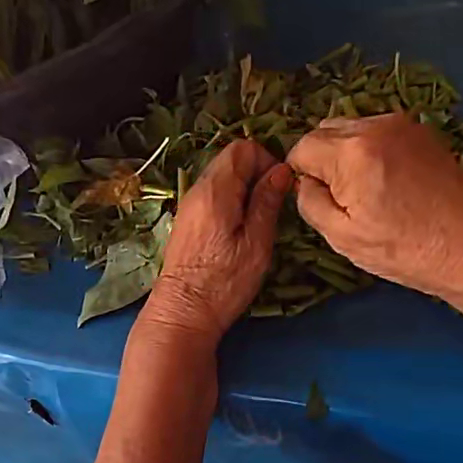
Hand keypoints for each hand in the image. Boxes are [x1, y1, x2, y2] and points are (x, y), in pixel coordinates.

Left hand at [140, 140, 293, 345]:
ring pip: (220, 180)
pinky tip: (238, 231)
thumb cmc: (223, 283)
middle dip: (256, 174)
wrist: (181, 315)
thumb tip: (281, 171)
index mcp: (215, 190)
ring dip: (243, 191)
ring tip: (258, 221)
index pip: (242, 148)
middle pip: (229, 161)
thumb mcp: (256, 243)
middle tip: (272, 205)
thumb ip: (268, 202)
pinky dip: (229, 204)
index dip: (267, 159)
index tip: (280, 187)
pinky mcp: (185, 224)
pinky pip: (211, 199)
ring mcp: (187, 207)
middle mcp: (196, 192)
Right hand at [288, 114, 462, 301]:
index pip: (300, 148)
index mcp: (351, 150)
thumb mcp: (342, 236)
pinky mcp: (421, 133)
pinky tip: (385, 186)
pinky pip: (376, 135)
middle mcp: (375, 125)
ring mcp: (403, 125)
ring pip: (350, 131)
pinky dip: (368, 154)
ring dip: (344, 157)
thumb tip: (304, 183)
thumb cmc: (406, 248)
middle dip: (320, 161)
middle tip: (339, 200)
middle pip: (323, 132)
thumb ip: (310, 203)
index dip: (299, 176)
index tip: (316, 202)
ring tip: (364, 195)